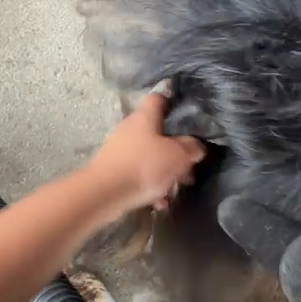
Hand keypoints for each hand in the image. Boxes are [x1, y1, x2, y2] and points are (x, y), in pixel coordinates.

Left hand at [83, 90, 205, 215]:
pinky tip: (159, 203)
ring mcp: (120, 149)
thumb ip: (191, 147)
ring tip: (175, 189)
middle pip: (158, 132)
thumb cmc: (144, 166)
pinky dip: (150, 186)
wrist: (104, 192)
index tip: (189, 115)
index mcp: (144, 117)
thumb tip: (196, 145)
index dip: (174, 102)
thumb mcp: (178, 156)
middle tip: (189, 167)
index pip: (159, 98)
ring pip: (150, 156)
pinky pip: (138, 174)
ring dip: (165, 172)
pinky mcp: (114, 169)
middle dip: (176, 150)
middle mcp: (130, 128)